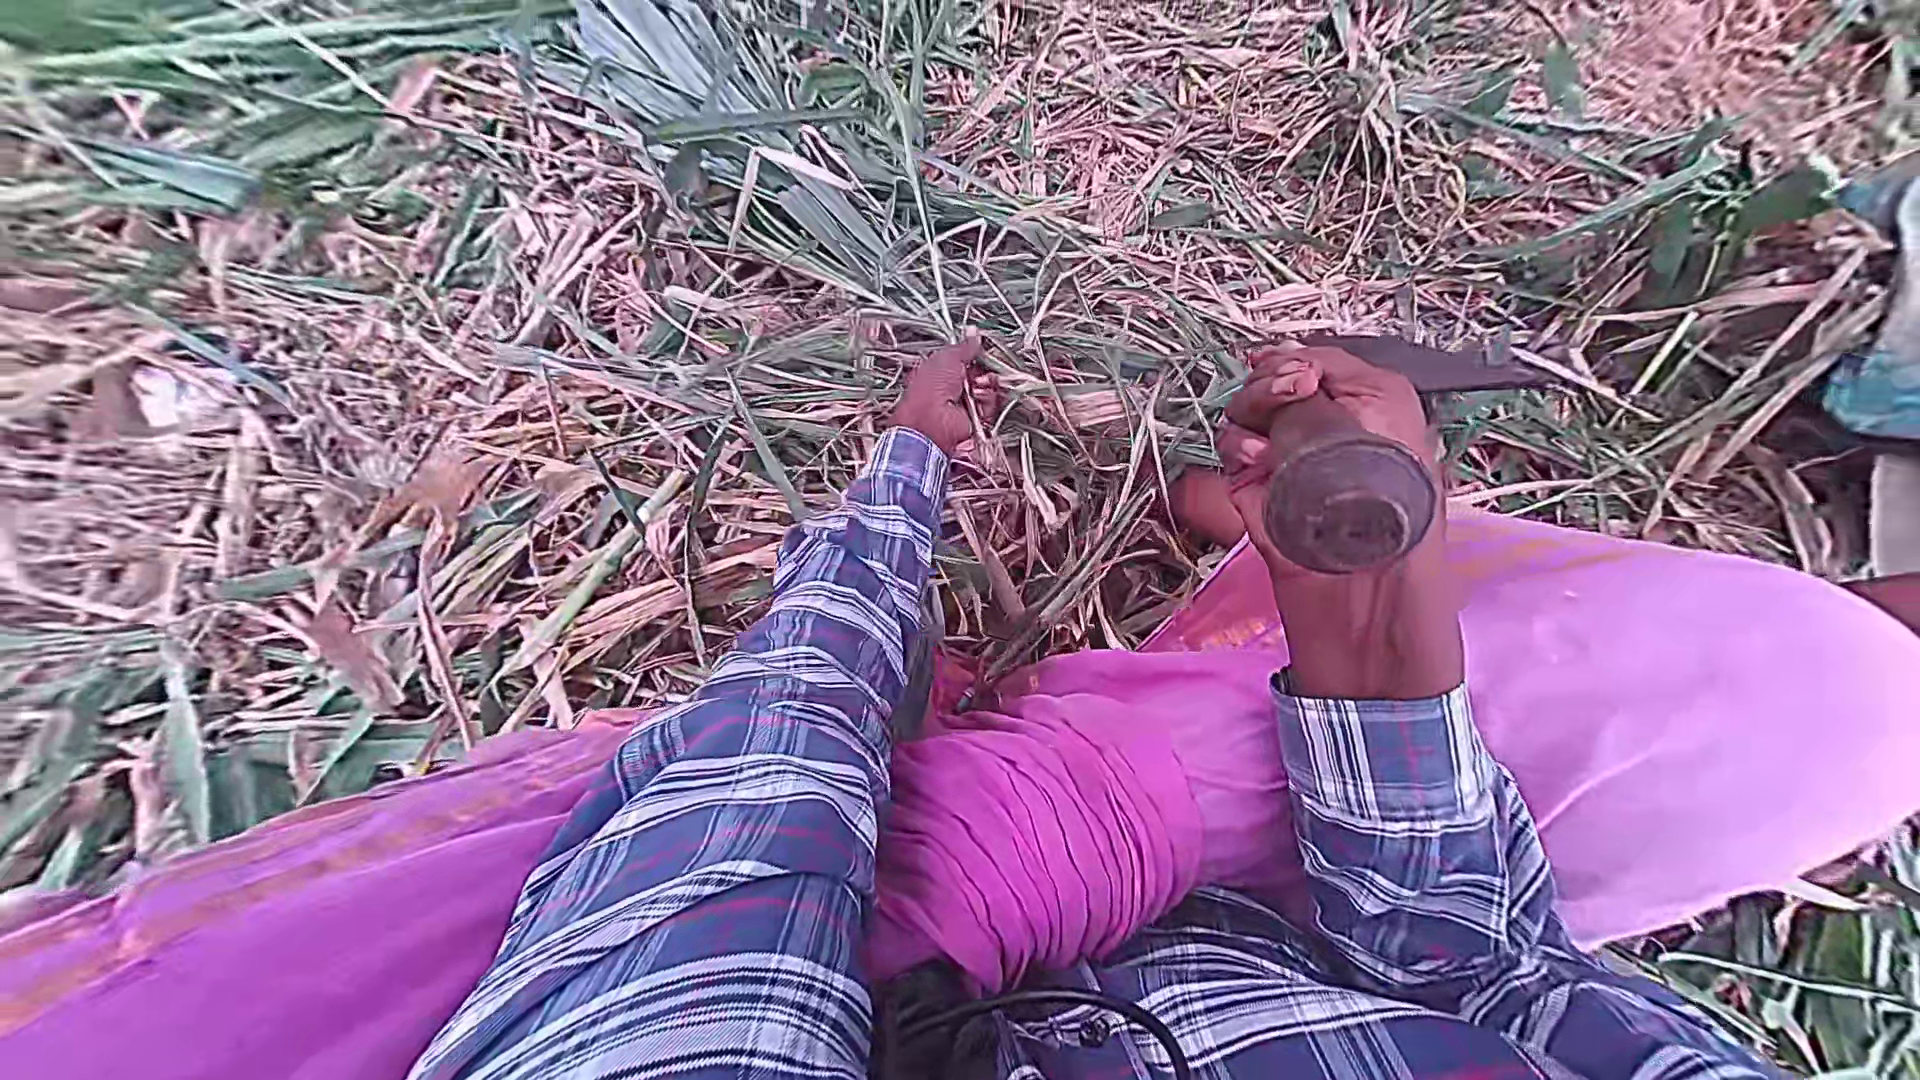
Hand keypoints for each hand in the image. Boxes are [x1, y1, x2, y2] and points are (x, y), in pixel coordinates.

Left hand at [891, 335, 992, 455]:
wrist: (932, 421)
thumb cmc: (929, 390)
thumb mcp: (947, 358)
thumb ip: (964, 347)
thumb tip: (974, 335)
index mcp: (940, 370)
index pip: (965, 358)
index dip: (975, 354)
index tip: (981, 350)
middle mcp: (952, 388)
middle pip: (980, 373)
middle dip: (984, 369)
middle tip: (982, 368)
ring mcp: (964, 404)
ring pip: (988, 388)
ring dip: (987, 384)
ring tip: (977, 384)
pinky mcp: (975, 418)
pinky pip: (991, 405)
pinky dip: (989, 399)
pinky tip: (979, 396)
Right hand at [1219, 343, 1462, 699]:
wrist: (1365, 604)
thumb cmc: (1396, 518)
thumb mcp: (1385, 433)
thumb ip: (1335, 389)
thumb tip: (1281, 366)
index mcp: (1368, 409)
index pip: (1319, 361)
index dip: (1298, 362)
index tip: (1297, 378)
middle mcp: (1322, 430)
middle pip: (1274, 382)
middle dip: (1270, 384)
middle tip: (1285, 396)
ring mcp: (1284, 461)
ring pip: (1244, 416)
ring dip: (1249, 418)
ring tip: (1264, 444)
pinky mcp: (1253, 491)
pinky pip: (1231, 455)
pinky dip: (1235, 451)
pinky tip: (1252, 462)